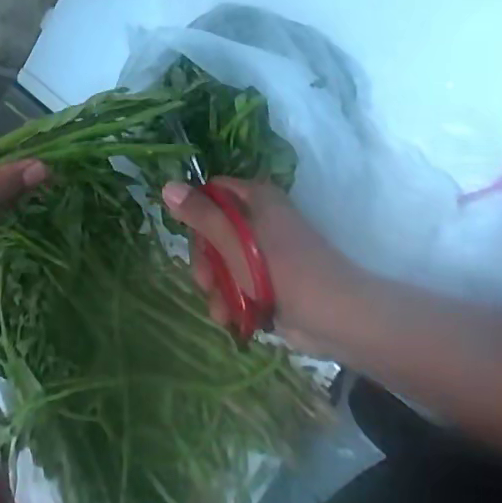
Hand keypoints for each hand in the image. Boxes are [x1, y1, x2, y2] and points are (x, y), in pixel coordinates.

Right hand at [161, 178, 373, 354]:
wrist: (334, 317)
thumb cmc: (282, 270)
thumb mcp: (233, 241)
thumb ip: (200, 215)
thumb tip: (167, 185)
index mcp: (257, 199)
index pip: (213, 193)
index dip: (196, 212)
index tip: (190, 236)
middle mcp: (260, 219)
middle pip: (213, 231)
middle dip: (204, 261)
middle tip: (204, 281)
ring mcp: (265, 252)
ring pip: (223, 262)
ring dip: (216, 286)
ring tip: (222, 308)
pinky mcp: (270, 282)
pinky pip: (238, 284)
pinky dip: (232, 299)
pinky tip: (231, 317)